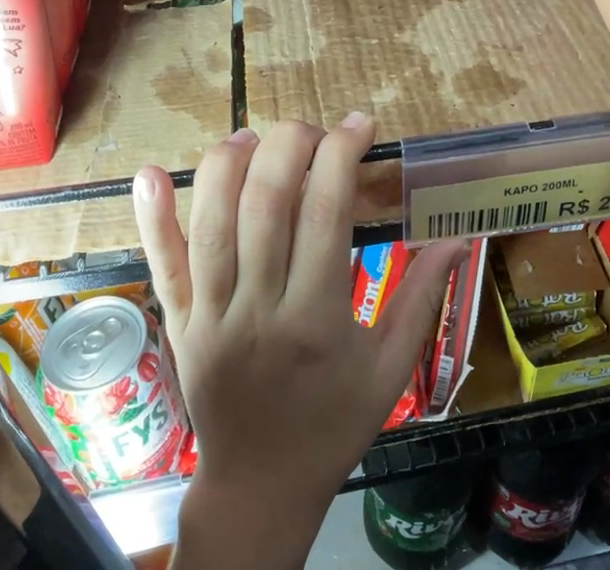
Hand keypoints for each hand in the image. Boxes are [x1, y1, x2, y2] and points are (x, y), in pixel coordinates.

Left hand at [134, 116, 465, 568]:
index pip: (326, 215)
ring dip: (227, 165)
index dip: (341, 156)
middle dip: (287, 147)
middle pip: (264, 206)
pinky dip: (153, 216)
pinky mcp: (178, 323)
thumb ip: (421, 297)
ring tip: (251, 136)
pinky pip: (162, 263)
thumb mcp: (389, 369)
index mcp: (316, 320)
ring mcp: (208, 315)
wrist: (262, 484)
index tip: (358, 125)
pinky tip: (152, 171)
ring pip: (210, 223)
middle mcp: (257, 310)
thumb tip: (457, 236)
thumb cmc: (334, 425)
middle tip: (310, 128)